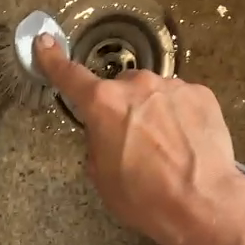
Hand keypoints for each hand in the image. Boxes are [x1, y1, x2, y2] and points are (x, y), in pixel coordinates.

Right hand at [34, 36, 244, 244]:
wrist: (200, 202)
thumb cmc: (144, 197)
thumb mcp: (103, 178)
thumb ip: (96, 146)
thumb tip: (104, 136)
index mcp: (103, 105)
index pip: (71, 77)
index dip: (54, 60)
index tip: (45, 43)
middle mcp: (136, 85)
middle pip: (120, 90)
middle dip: (121, 111)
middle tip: (131, 146)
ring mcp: (171, 86)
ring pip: (152, 95)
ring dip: (152, 115)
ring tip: (164, 152)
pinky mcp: (200, 94)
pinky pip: (180, 100)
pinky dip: (179, 118)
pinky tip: (185, 146)